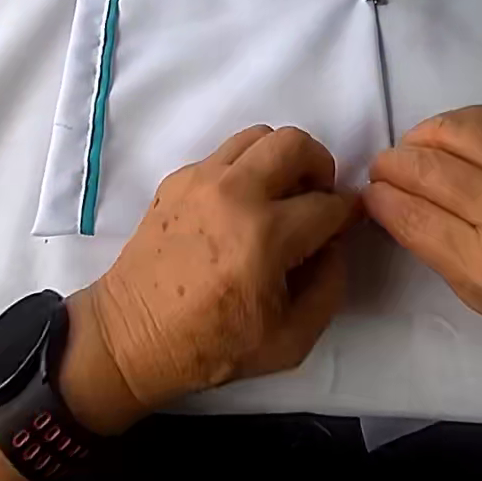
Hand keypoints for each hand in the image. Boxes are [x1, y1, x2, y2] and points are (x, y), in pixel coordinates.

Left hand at [61, 126, 359, 432]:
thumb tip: (333, 240)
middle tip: (314, 197)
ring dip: (279, 158)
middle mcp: (232, 193)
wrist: (133, 333)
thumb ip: (330, 284)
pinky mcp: (175, 180)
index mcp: (264, 235)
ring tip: (278, 195)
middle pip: (294, 142)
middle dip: (319, 165)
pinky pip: (223, 155)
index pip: (328, 203)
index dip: (347, 215)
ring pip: (256, 136)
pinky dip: (242, 169)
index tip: (345, 224)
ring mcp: (198, 180)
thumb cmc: (212, 344)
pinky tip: (237, 207)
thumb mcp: (291, 339)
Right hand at [360, 106, 481, 373]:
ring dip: (414, 141)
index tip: (369, 196)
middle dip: (388, 166)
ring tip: (411, 156)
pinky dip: (448, 126)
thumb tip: (390, 203)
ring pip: (448, 133)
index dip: (378, 199)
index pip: (410, 215)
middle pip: (423, 169)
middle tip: (383, 175)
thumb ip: (433, 248)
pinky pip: (480, 119)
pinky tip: (443, 143)